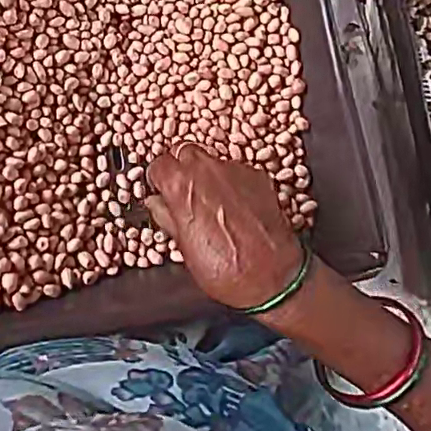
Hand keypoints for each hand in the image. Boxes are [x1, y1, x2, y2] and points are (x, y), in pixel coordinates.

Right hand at [145, 143, 306, 311]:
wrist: (272, 278)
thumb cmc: (227, 269)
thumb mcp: (184, 248)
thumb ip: (167, 217)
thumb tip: (158, 204)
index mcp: (179, 185)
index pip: (159, 164)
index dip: (158, 178)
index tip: (161, 189)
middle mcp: (205, 170)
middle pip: (184, 152)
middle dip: (181, 167)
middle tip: (183, 190)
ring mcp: (234, 170)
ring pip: (211, 159)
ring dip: (206, 173)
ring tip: (211, 200)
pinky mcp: (257, 176)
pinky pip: (237, 170)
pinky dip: (232, 182)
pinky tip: (235, 205)